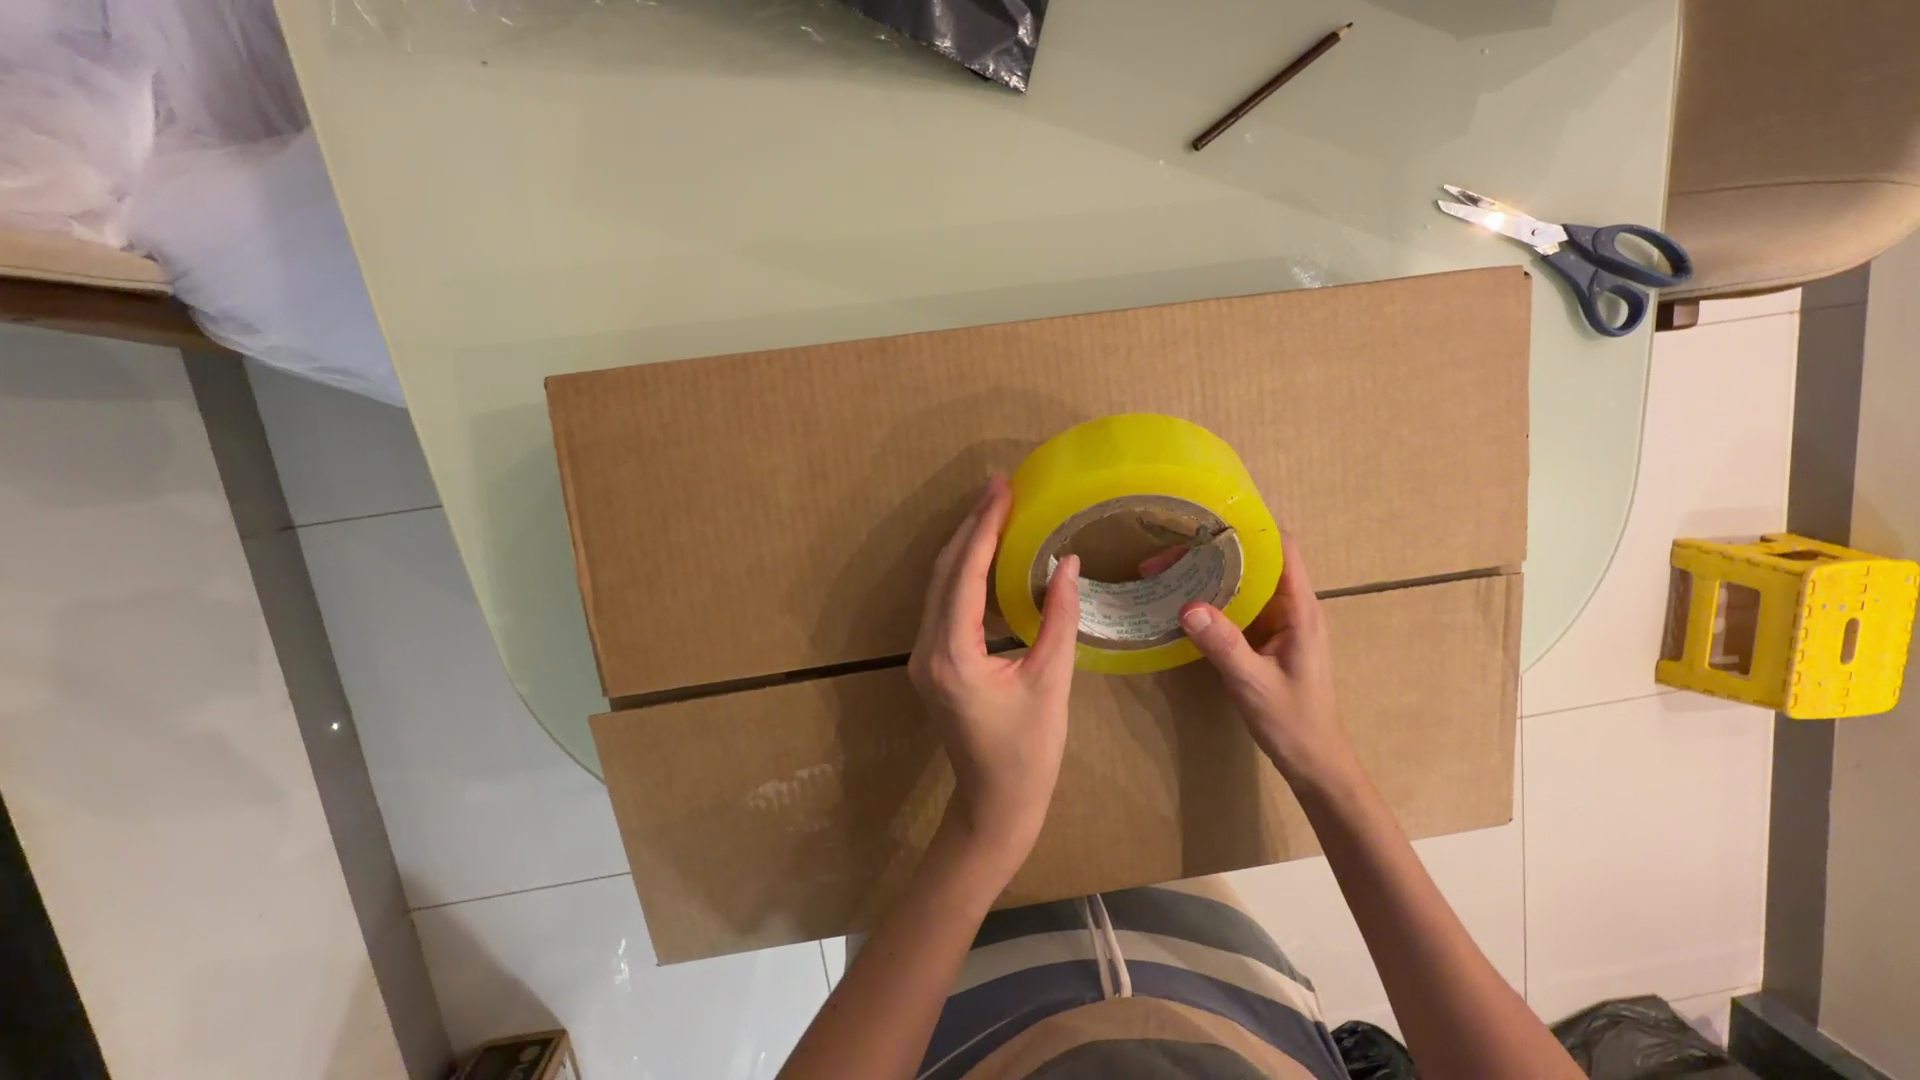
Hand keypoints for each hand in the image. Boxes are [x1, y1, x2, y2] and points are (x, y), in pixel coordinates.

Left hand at [909, 474, 1080, 870]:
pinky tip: (987, 555)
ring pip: (938, 586)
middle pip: (943, 572)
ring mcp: (923, 658)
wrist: (994, 804)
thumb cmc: (1028, 754)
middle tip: (999, 487)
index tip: (1002, 489)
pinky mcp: (932, 664)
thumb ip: (1059, 619)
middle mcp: (927, 650)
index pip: (965, 574)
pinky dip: (964, 573)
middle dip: (972, 526)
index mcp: (953, 656)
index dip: (985, 527)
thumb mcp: (1051, 683)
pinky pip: (943, 605)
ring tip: (995, 509)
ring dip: (966, 546)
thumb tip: (1067, 563)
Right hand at [1177, 536, 1355, 787]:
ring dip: (1206, 576)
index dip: (1250, 528)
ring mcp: (1278, 624)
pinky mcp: (1265, 640)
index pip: (1282, 548)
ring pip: (1242, 584)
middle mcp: (1291, 608)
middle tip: (1164, 557)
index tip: (1205, 521)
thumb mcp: (1254, 684)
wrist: (1315, 762)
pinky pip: (1237, 608)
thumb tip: (1186, 606)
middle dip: (1210, 553)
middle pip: (1254, 562)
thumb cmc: (1294, 722)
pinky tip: (1180, 605)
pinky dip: (1209, 600)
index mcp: (1299, 610)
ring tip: (1163, 575)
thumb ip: (1223, 644)